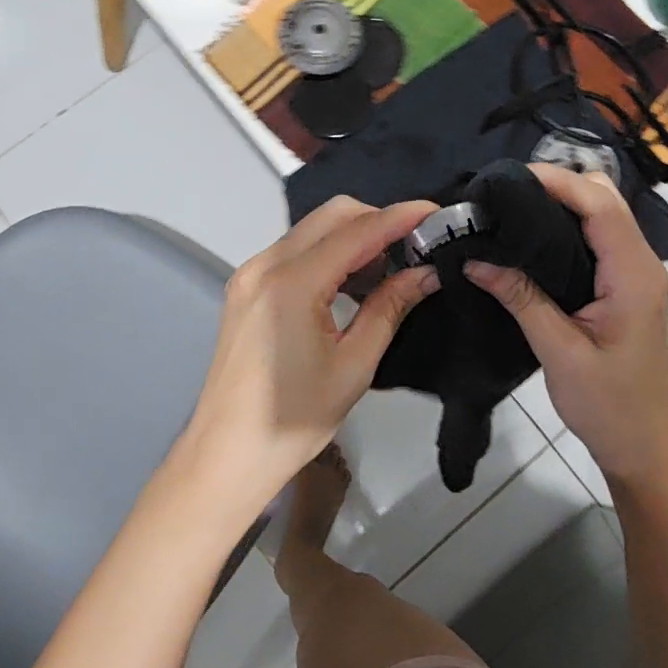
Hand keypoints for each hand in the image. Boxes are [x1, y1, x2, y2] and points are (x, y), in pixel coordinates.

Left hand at [186, 196, 440, 492]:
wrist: (228, 454)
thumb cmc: (294, 419)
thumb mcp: (354, 365)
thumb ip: (389, 308)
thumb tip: (426, 273)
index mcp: (291, 283)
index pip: (357, 231)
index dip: (401, 217)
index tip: (439, 213)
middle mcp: (264, 265)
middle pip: (331, 216)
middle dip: (377, 221)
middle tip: (415, 247)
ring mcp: (249, 275)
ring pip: (311, 230)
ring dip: (352, 237)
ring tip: (389, 270)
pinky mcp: (245, 289)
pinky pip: (293, 252)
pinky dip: (327, 254)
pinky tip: (352, 284)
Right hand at [465, 164, 667, 485]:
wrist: (641, 443)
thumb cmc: (606, 403)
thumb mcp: (558, 351)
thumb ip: (520, 298)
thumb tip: (476, 259)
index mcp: (633, 275)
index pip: (600, 205)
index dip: (557, 183)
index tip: (508, 180)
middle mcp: (640, 265)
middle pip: (604, 199)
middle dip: (558, 186)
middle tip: (504, 197)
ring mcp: (635, 274)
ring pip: (602, 215)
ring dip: (562, 204)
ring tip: (511, 212)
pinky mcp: (624, 286)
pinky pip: (599, 238)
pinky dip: (568, 226)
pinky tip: (532, 239)